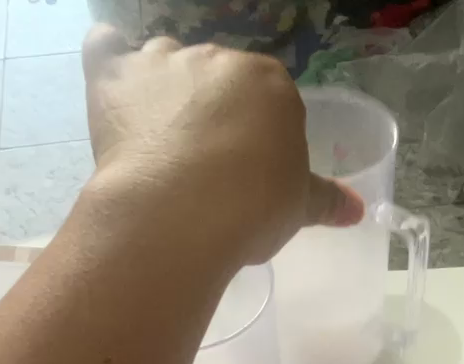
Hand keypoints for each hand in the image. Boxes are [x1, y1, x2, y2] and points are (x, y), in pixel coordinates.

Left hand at [82, 27, 363, 265]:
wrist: (181, 214)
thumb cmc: (252, 209)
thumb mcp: (299, 209)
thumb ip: (327, 200)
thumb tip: (357, 210)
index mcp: (272, 85)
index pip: (272, 100)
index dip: (262, 137)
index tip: (254, 172)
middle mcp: (219, 58)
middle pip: (220, 80)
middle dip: (216, 114)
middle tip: (211, 168)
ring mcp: (163, 61)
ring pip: (167, 63)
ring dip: (168, 91)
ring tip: (164, 143)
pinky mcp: (114, 77)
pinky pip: (106, 48)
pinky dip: (110, 60)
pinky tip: (116, 86)